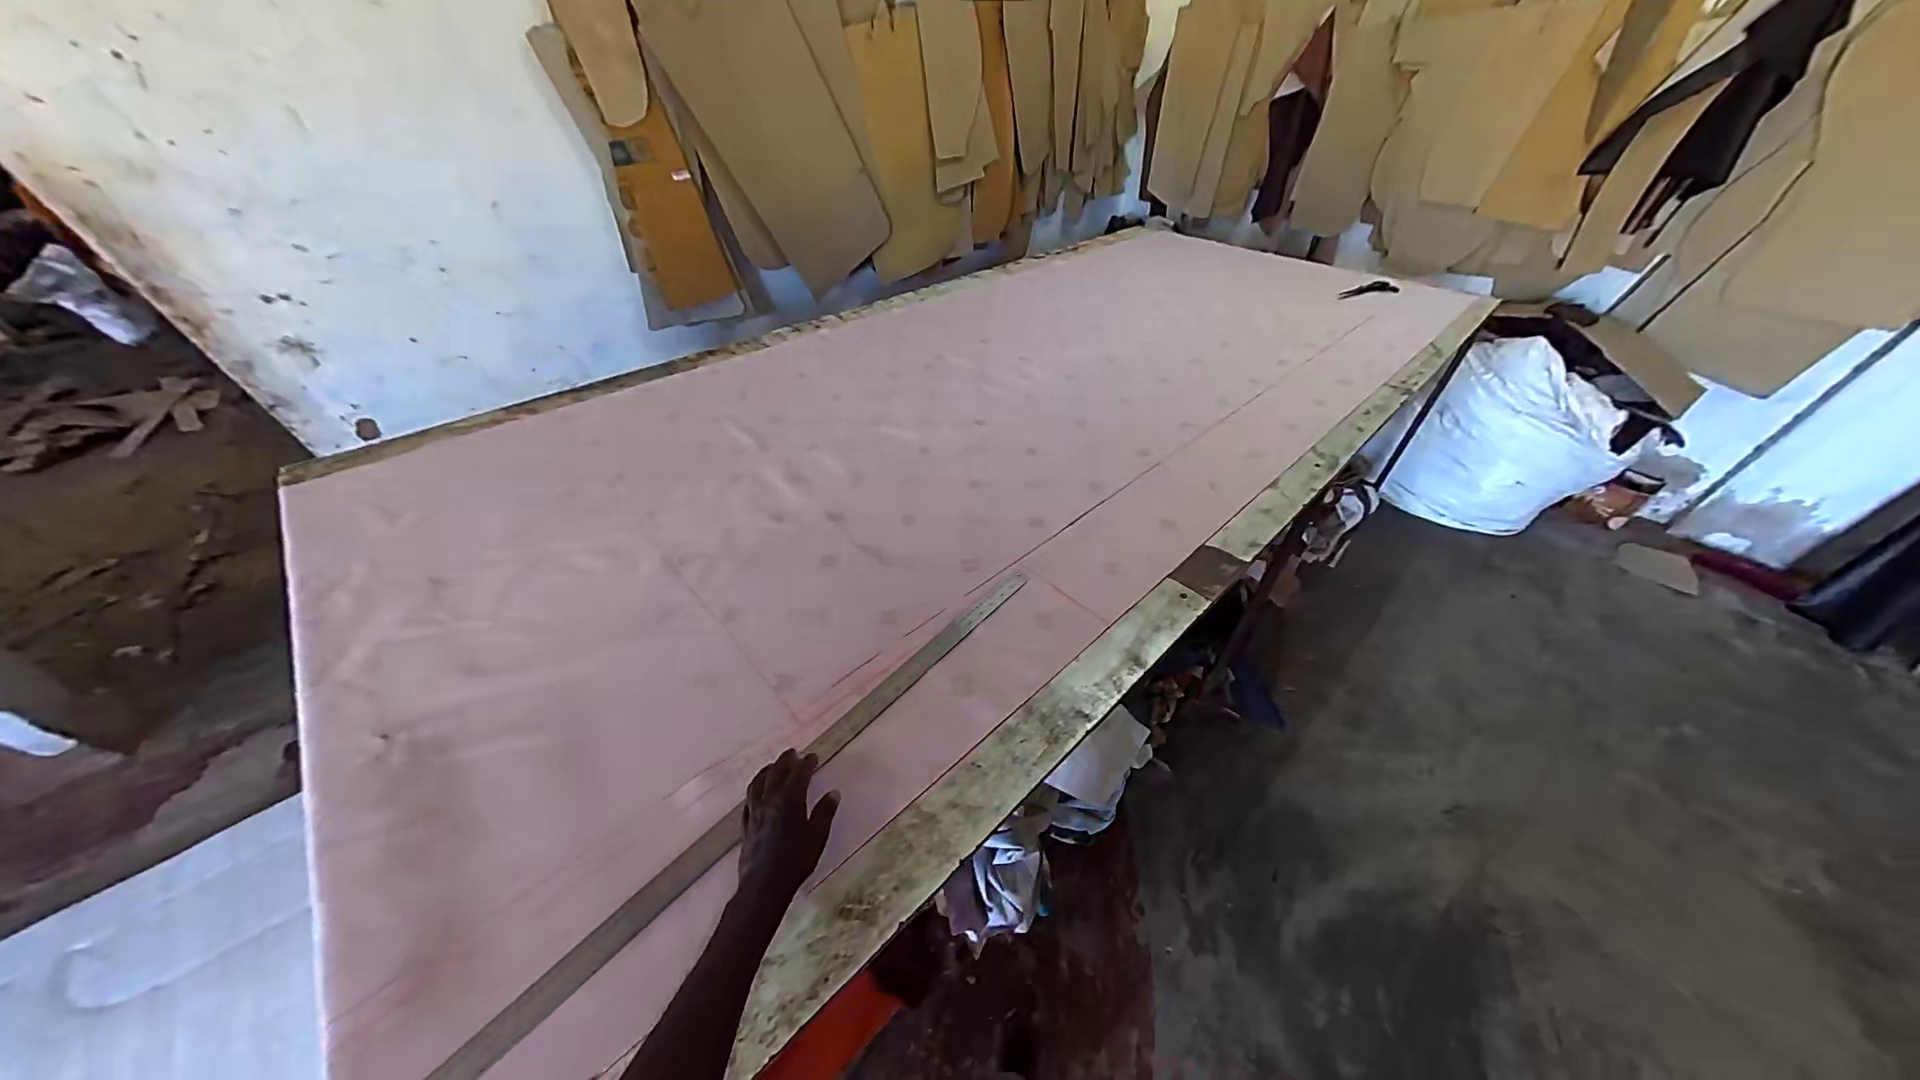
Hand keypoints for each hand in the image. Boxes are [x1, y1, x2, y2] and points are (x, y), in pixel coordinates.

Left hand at [738, 749, 838, 901]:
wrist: (764, 885)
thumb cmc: (796, 860)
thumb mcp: (817, 836)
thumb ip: (824, 813)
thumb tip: (833, 794)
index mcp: (790, 800)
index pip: (799, 774)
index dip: (807, 763)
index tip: (813, 757)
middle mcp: (770, 800)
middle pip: (776, 773)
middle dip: (785, 760)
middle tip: (793, 753)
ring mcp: (755, 812)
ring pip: (757, 784)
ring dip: (766, 771)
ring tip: (772, 766)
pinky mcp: (746, 826)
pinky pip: (748, 801)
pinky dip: (754, 791)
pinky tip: (756, 793)